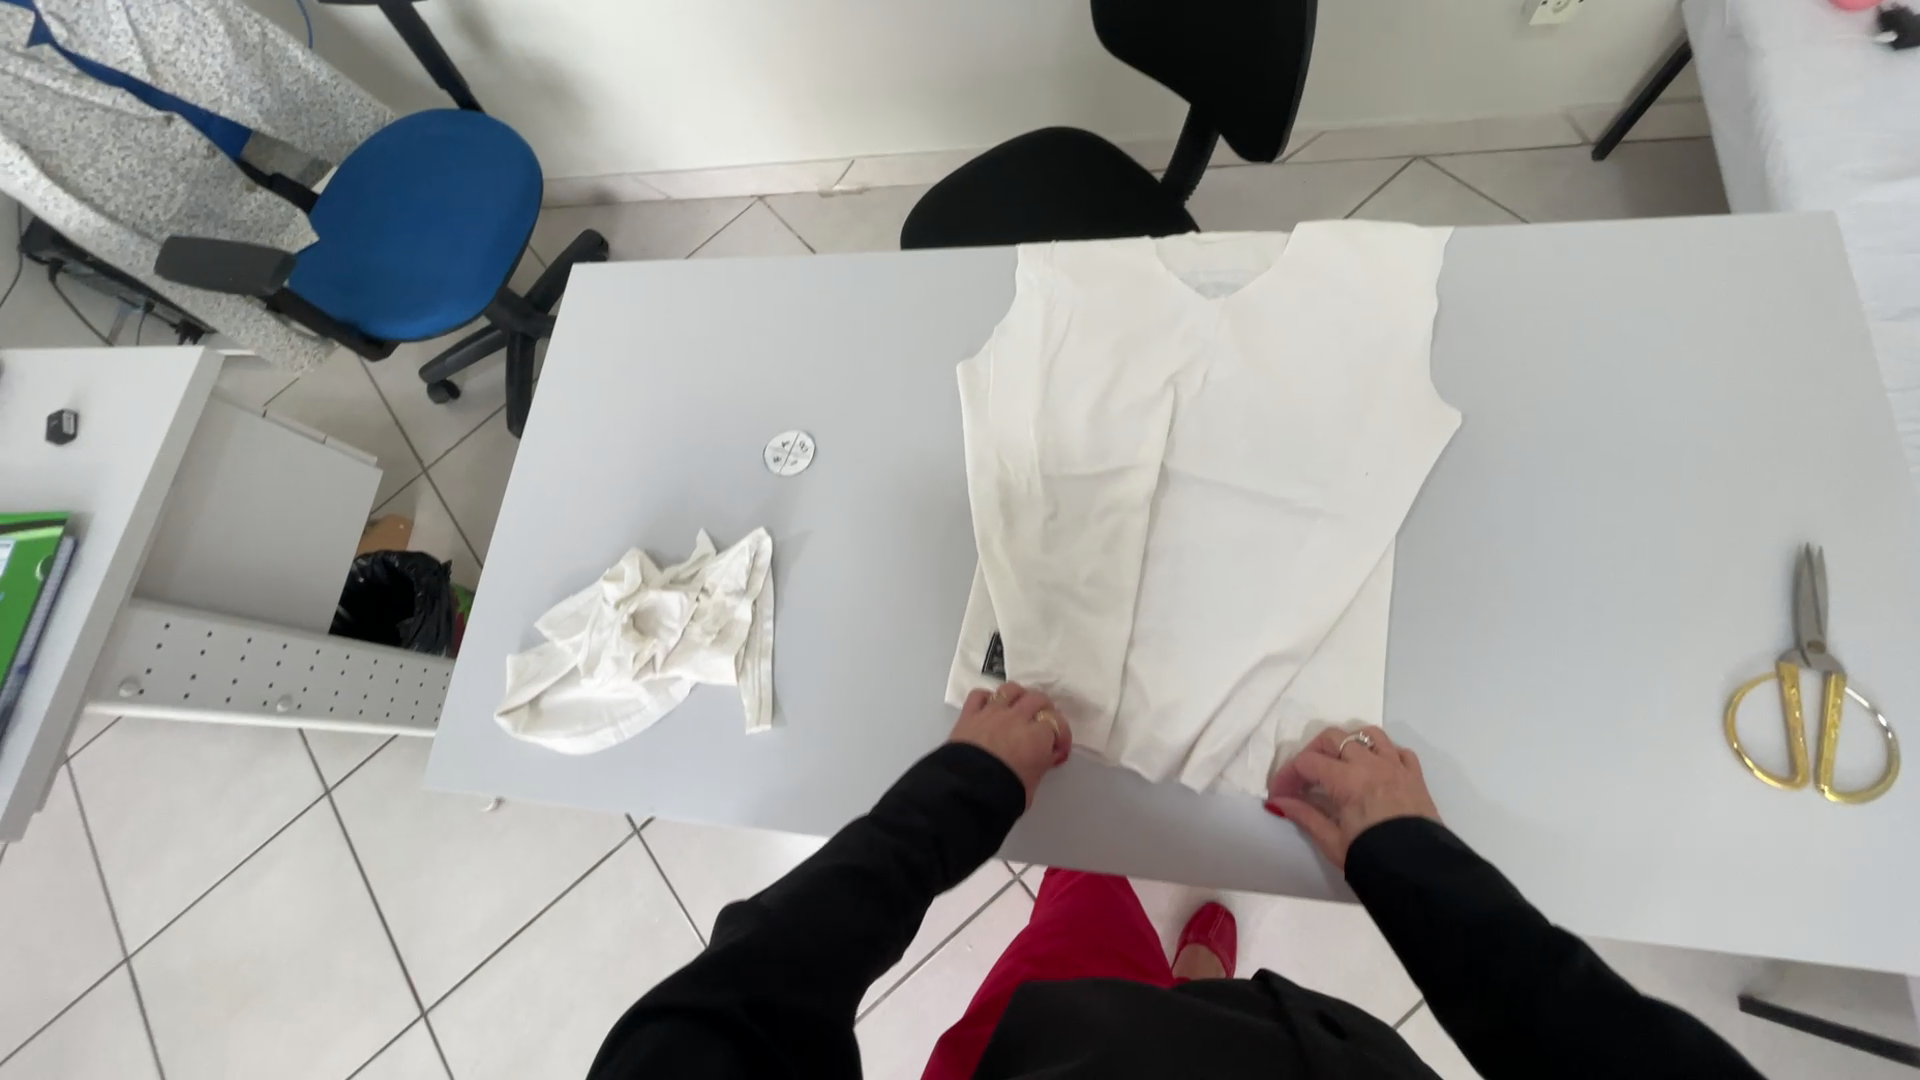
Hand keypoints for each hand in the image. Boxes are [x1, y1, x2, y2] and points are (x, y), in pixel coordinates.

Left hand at [949, 682, 1071, 806]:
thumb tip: (1047, 754)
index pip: (1058, 723)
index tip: (1059, 748)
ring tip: (1019, 707)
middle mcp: (1017, 717)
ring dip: (1019, 696)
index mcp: (1037, 736)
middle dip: (1045, 709)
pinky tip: (989, 707)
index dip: (1062, 734)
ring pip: (1010, 689)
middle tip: (1042, 723)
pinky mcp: (969, 714)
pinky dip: (986, 698)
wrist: (966, 792)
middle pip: (1037, 698)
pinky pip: (979, 694)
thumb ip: (1042, 763)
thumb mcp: (1033, 784)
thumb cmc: (1005, 793)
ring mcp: (992, 712)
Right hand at [1265, 726, 1439, 870]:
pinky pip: (1399, 751)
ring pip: (1368, 734)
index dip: (1287, 775)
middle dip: (1312, 752)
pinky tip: (1375, 769)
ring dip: (1349, 743)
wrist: (1424, 877)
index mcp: (1347, 779)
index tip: (1280, 794)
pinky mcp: (1416, 777)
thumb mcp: (1332, 842)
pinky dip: (1384, 753)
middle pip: (1333, 737)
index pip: (1306, 762)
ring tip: (1340, 763)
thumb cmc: (1374, 859)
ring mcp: (1396, 767)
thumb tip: (1279, 802)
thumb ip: (1304, 816)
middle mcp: (1371, 764)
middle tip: (1305, 776)